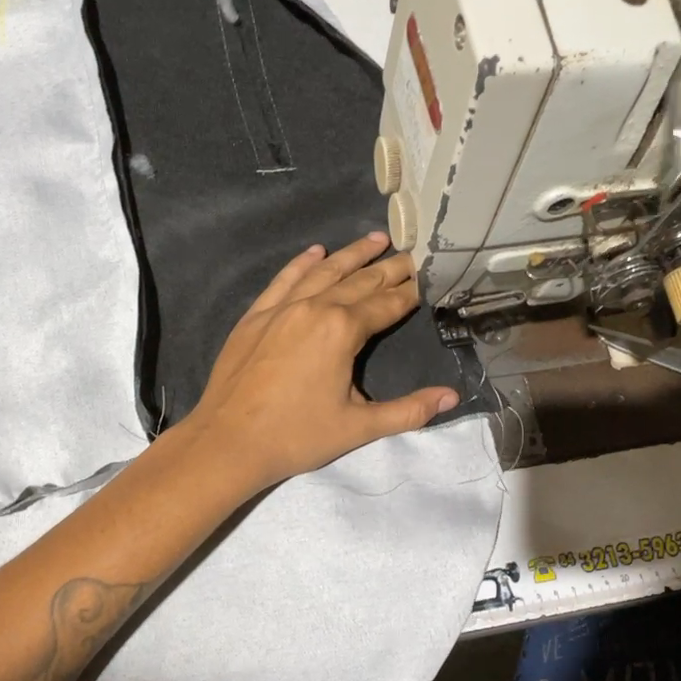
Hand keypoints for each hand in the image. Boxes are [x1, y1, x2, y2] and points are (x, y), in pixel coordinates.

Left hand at [175, 233, 459, 489]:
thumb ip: (408, 411)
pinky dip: (302, 263)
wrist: (228, 441)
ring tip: (375, 239)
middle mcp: (314, 307)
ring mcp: (280, 308)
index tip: (426, 278)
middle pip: (359, 280)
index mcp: (342, 330)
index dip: (409, 292)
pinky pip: (283, 280)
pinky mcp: (254, 317)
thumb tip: (451, 397)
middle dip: (388, 267)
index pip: (386, 304)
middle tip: (410, 254)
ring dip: (351, 254)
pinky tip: (315, 252)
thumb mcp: (359, 428)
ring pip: (323, 271)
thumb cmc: (297, 436)